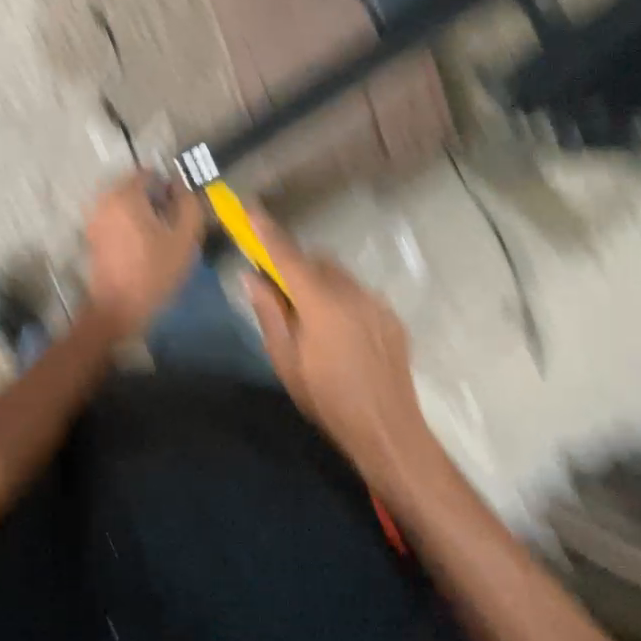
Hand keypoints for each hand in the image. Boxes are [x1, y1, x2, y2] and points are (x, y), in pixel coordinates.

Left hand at [84, 173, 203, 336]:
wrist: (118, 307)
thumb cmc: (154, 272)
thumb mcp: (184, 238)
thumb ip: (189, 204)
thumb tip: (183, 185)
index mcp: (124, 195)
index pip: (149, 174)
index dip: (168, 186)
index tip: (180, 206)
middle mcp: (103, 200)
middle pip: (135, 187)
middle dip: (155, 198)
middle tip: (172, 223)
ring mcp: (94, 218)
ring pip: (124, 203)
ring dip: (142, 212)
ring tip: (159, 236)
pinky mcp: (92, 235)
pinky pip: (115, 217)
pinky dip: (130, 223)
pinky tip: (143, 245)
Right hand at [237, 207, 430, 484]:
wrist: (387, 429)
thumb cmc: (326, 398)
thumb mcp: (284, 359)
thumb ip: (269, 312)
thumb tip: (252, 277)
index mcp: (321, 304)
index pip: (287, 257)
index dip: (266, 233)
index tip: (249, 210)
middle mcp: (352, 294)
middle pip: (316, 263)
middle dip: (295, 269)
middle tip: (279, 296)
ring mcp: (376, 305)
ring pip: (338, 278)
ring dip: (319, 285)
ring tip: (310, 323)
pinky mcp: (391, 318)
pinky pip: (357, 295)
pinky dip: (340, 301)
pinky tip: (338, 336)